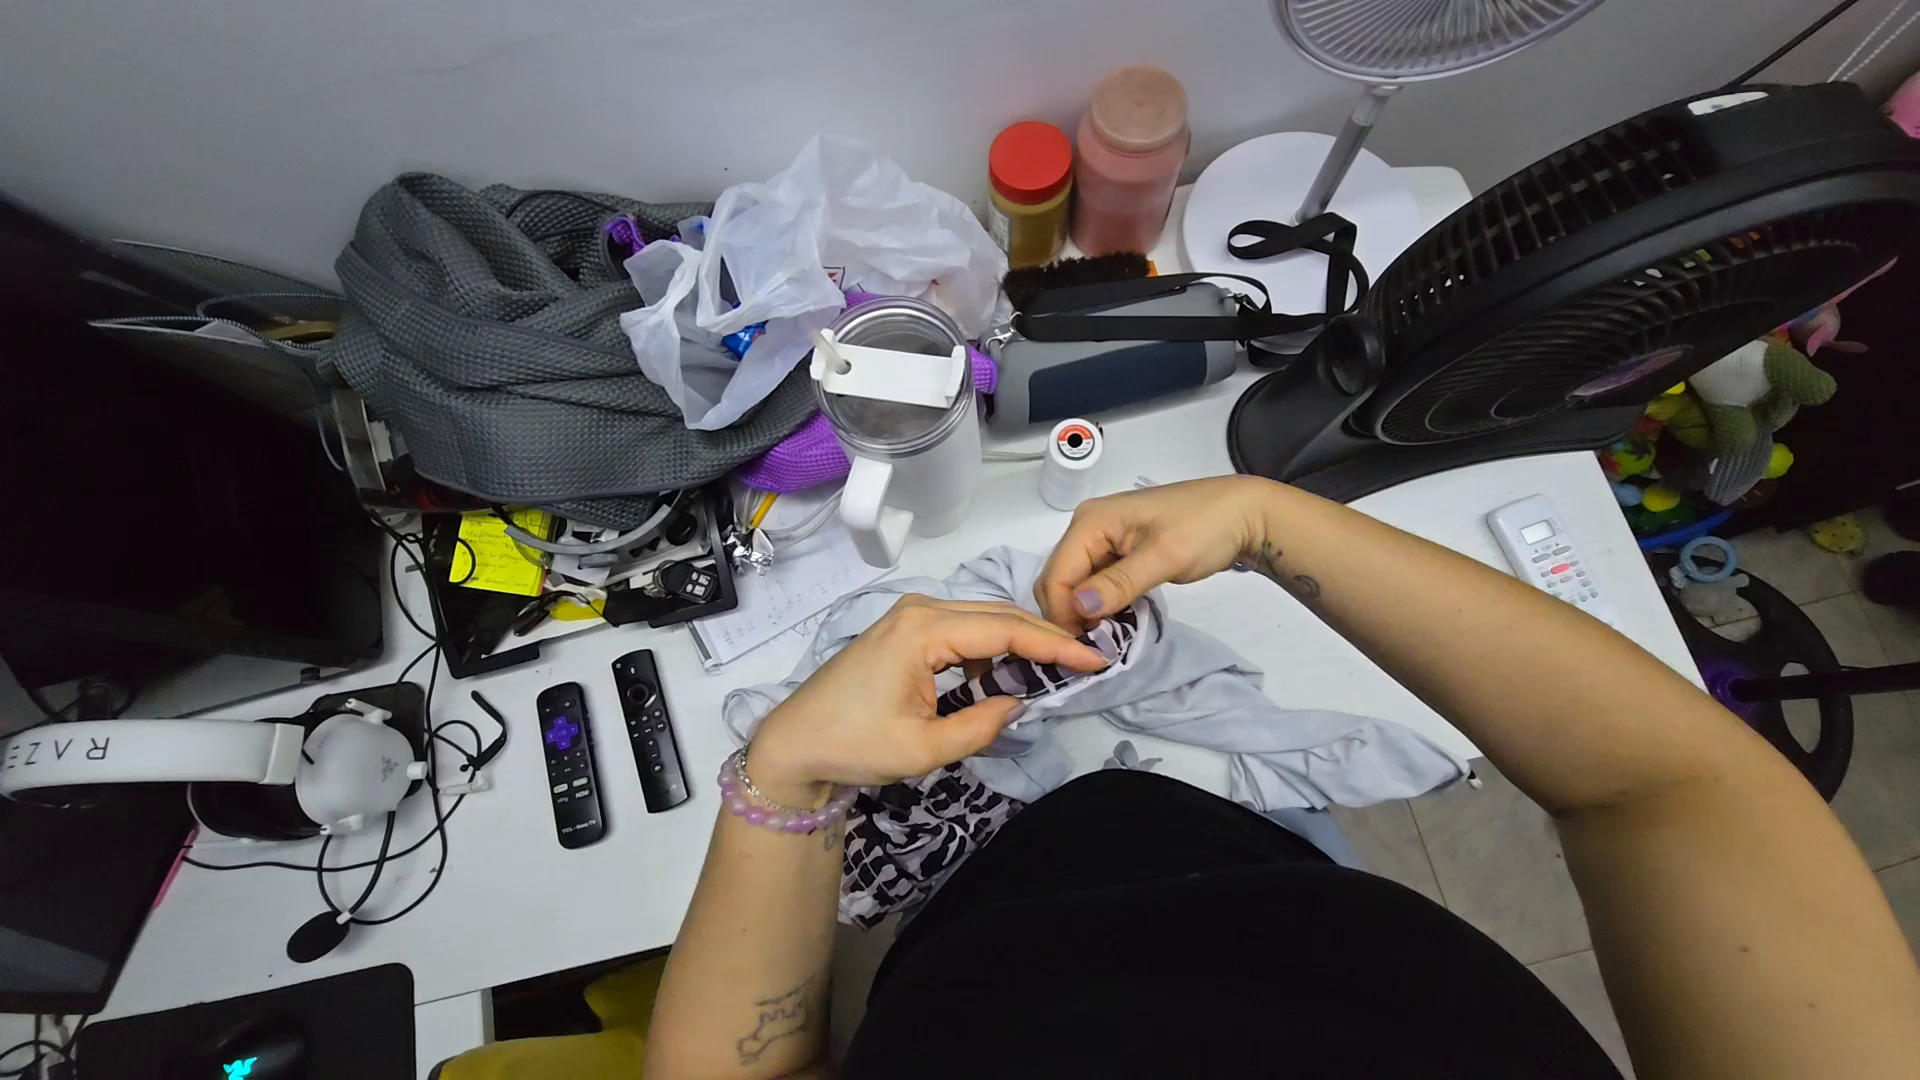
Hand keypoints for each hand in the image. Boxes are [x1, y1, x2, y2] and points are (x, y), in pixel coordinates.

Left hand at [744, 595, 1108, 804]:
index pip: (1005, 629)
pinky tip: (1003, 671)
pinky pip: (959, 629)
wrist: (795, 743)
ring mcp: (909, 616)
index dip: (1054, 645)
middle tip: (1085, 660)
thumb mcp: (924, 748)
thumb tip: (1018, 703)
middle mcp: (919, 610)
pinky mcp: (904, 629)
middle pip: (997, 614)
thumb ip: (980, 724)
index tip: (1095, 659)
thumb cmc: (854, 745)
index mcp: (923, 630)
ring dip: (1016, 640)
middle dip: (1043, 637)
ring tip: (1054, 667)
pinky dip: (988, 646)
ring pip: (980, 618)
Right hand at [1034, 476, 1277, 629]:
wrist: (1244, 513)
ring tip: (1102, 640)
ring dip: (1082, 612)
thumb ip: (1119, 583)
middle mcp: (1086, 526)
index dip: (1063, 613)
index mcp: (1091, 521)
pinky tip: (1111, 622)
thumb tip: (1078, 609)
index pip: (1058, 574)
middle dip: (1068, 614)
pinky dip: (1097, 604)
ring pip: (1074, 583)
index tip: (1084, 648)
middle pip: (1059, 578)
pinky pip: (1093, 581)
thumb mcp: (1164, 557)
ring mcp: (1100, 538)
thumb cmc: (1205, 528)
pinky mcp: (1115, 551)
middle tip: (1092, 648)